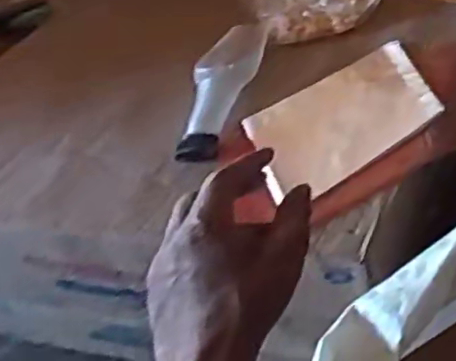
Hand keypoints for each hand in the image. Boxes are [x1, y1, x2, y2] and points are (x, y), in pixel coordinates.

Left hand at [147, 148, 310, 360]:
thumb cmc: (248, 301)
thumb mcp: (286, 252)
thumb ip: (294, 214)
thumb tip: (298, 190)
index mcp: (204, 227)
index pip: (222, 180)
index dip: (247, 163)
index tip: (269, 154)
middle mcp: (175, 242)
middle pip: (196, 199)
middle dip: (227, 187)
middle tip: (256, 187)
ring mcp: (161, 270)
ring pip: (184, 226)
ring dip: (214, 215)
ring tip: (244, 224)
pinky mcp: (157, 294)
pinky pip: (179, 250)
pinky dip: (202, 239)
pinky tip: (224, 257)